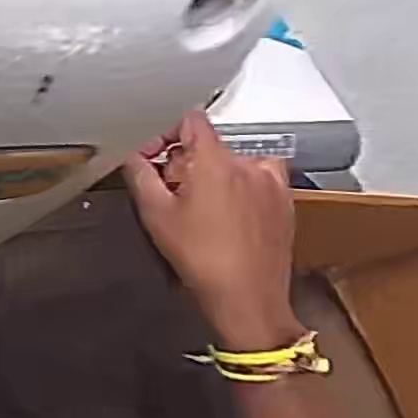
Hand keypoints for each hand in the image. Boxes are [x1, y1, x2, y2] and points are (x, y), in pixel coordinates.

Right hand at [121, 111, 297, 346]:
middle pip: (209, 144)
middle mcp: (249, 166)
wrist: (245, 296)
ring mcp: (271, 184)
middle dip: (184, 162)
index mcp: (215, 162)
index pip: (191, 121)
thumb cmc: (203, 258)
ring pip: (231, 162)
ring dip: (210, 175)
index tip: (154, 156)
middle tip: (169, 191)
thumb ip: (140, 175)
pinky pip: (255, 180)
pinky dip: (236, 188)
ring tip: (196, 207)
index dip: (166, 134)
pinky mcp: (283, 203)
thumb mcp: (155, 213)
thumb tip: (133, 157)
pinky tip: (222, 215)